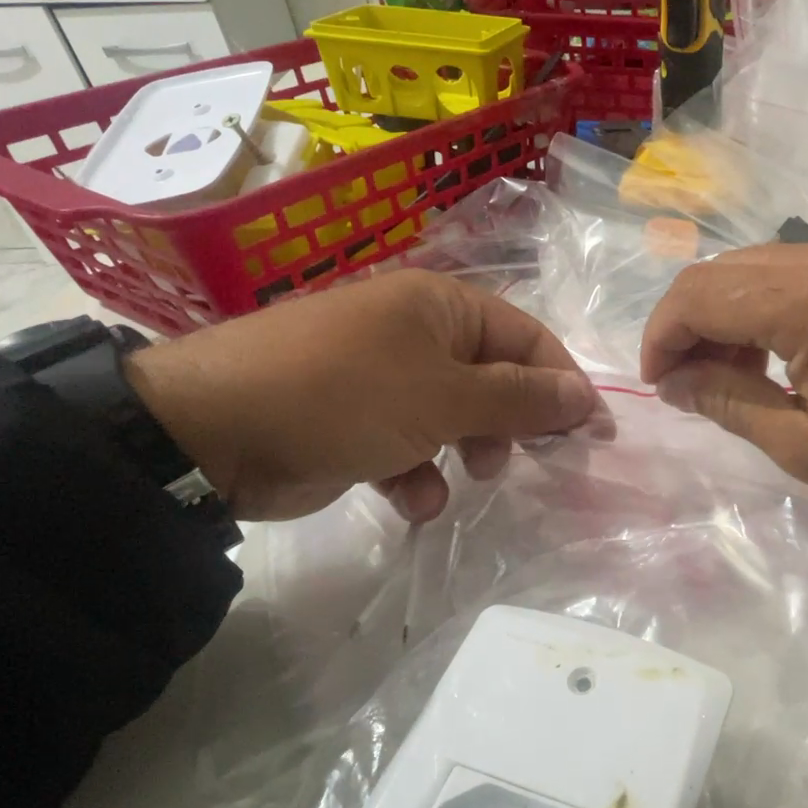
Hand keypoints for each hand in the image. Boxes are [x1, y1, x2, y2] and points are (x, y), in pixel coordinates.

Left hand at [126, 270, 604, 521]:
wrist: (214, 433)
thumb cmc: (345, 397)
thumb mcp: (444, 397)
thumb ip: (521, 399)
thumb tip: (586, 397)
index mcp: (440, 308)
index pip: (527, 339)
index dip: (564, 385)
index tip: (593, 436)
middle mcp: (415, 337)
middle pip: (494, 379)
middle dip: (513, 424)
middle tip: (529, 459)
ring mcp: (382, 381)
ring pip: (456, 419)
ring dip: (467, 453)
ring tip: (468, 478)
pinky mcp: (356, 424)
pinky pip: (410, 447)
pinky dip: (417, 475)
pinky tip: (411, 499)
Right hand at [639, 236, 807, 550]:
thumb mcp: (804, 448)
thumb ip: (726, 400)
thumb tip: (671, 380)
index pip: (703, 293)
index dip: (662, 336)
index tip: (658, 385)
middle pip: (733, 269)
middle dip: (696, 323)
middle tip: (693, 383)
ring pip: (775, 265)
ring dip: (740, 312)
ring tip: (741, 374)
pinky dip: (787, 305)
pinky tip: (795, 354)